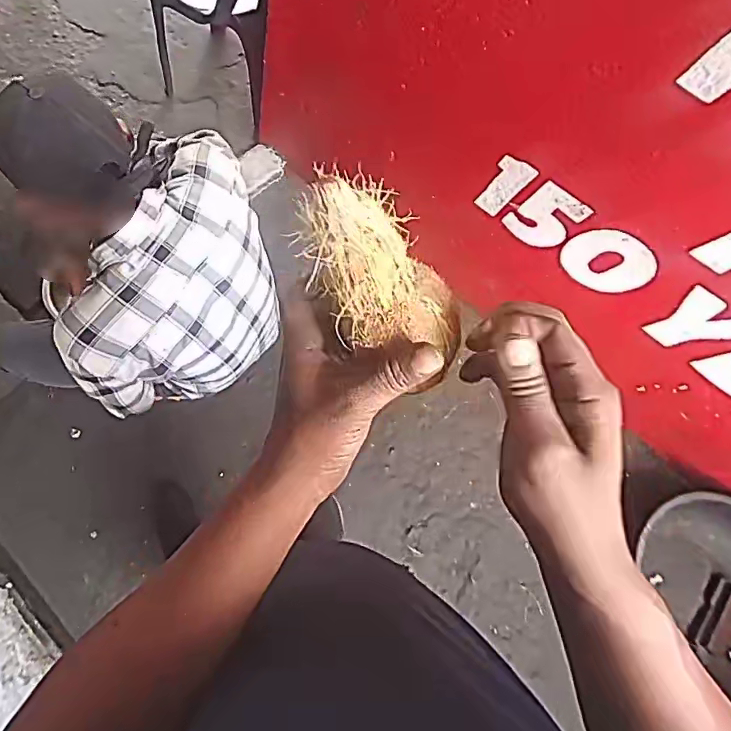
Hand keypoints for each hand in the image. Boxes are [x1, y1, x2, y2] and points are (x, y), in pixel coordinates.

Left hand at [262, 284, 445, 496]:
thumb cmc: (311, 435)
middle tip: (385, 272)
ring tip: (399, 297)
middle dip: (353, 288)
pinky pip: (362, 353)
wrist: (299, 476)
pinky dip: (379, 344)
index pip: (301, 290)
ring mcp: (326, 366)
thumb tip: (431, 351)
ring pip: (346, 329)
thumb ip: (392, 375)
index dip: (319, 268)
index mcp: (303, 340)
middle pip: (329, 304)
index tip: (348, 253)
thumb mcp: (354, 400)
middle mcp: (312, 347)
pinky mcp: (341, 383)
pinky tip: (404, 340)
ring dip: (368, 316)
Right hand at [460, 303, 625, 560]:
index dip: (513, 323)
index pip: (553, 329)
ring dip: (503, 345)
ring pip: (537, 348)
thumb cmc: (562, 508)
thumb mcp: (537, 445)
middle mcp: (585, 387)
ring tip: (472, 358)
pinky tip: (483, 376)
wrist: (577, 548)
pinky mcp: (557, 411)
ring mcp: (573, 398)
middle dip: (508, 326)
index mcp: (589, 390)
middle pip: (548, 330)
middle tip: (473, 340)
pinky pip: (530, 372)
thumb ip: (525, 389)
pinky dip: (504, 366)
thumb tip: (511, 339)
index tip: (480, 338)